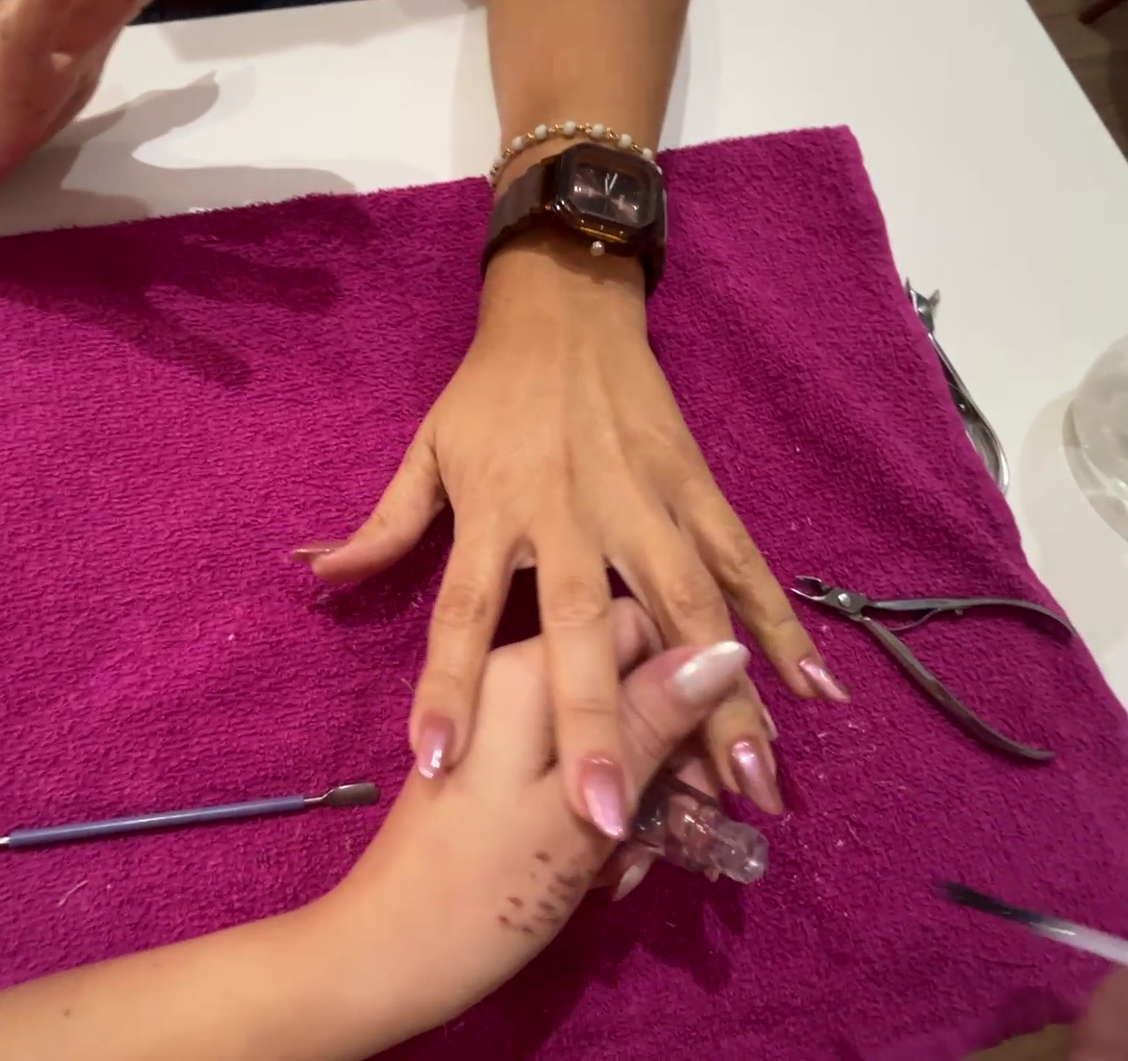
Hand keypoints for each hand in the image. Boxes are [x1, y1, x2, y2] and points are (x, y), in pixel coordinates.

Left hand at [300, 232, 842, 836]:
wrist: (565, 311)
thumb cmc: (488, 392)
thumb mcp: (425, 449)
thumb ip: (383, 524)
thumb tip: (314, 574)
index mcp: (496, 509)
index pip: (463, 611)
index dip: (446, 686)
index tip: (438, 764)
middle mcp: (571, 514)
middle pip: (579, 626)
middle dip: (591, 721)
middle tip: (604, 816)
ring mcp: (644, 502)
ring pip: (682, 607)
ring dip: (715, 698)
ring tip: (743, 788)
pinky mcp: (697, 487)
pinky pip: (741, 562)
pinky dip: (779, 623)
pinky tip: (813, 691)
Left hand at [317, 599, 748, 1029]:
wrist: (389, 953)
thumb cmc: (484, 886)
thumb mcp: (583, 806)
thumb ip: (649, 721)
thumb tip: (724, 648)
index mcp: (526, 667)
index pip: (636, 627)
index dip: (689, 688)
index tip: (717, 764)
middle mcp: (513, 678)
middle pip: (624, 685)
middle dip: (668, 759)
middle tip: (684, 832)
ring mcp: (506, 724)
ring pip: (608, 737)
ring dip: (639, 801)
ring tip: (628, 870)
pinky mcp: (504, 766)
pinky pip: (576, 768)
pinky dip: (603, 816)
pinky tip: (604, 873)